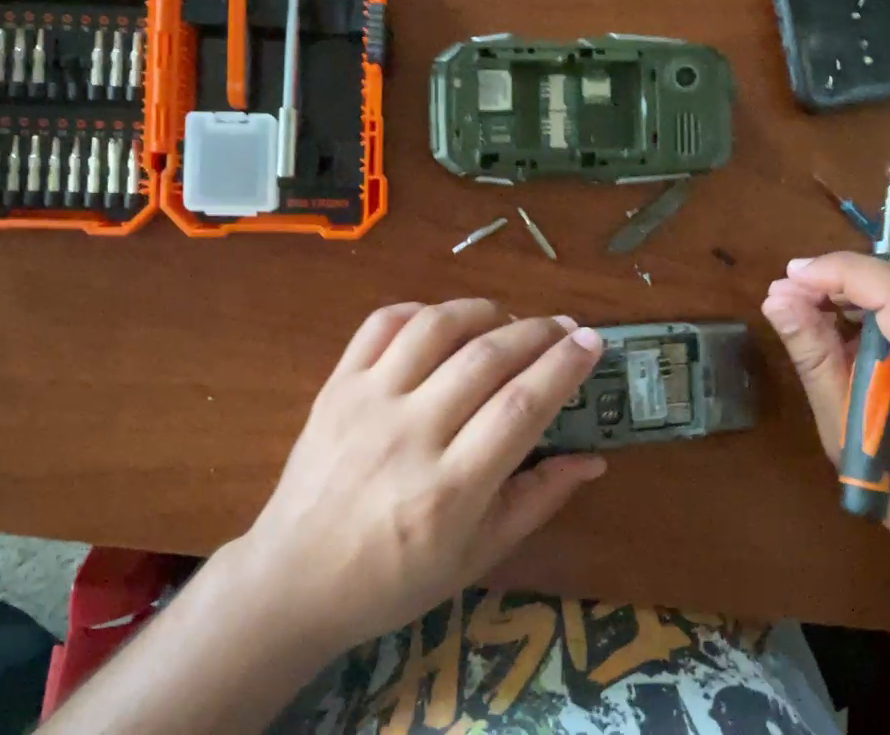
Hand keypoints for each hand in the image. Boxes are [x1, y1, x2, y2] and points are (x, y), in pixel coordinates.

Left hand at [230, 299, 607, 650]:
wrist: (294, 579)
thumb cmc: (394, 579)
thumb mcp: (476, 557)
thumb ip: (537, 501)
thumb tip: (594, 459)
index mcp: (451, 489)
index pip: (522, 406)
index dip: (565, 367)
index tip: (592, 342)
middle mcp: (410, 435)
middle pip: (486, 358)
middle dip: (537, 332)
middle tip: (564, 326)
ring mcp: (367, 403)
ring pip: (435, 327)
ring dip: (482, 311)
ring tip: (507, 320)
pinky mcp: (336, 386)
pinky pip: (380, 325)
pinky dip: (419, 310)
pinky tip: (443, 322)